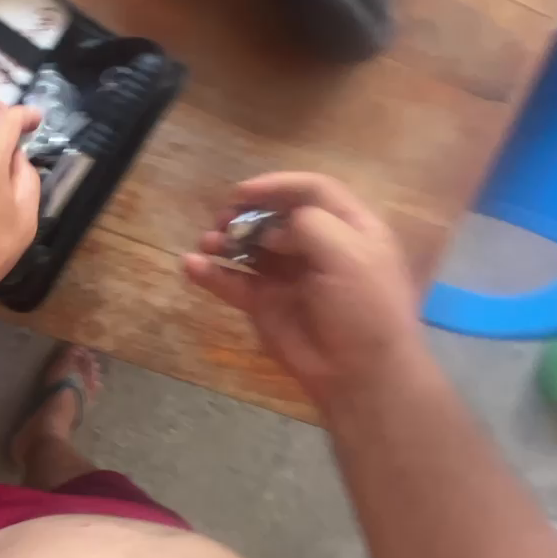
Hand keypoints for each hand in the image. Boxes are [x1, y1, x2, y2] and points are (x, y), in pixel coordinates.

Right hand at [183, 172, 426, 403]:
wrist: (358, 371)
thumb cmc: (364, 308)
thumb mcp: (349, 255)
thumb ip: (308, 228)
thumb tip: (269, 232)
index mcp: (348, 228)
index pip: (311, 192)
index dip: (277, 186)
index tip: (242, 192)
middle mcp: (315, 247)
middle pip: (274, 218)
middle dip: (247, 214)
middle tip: (223, 220)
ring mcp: (287, 277)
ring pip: (249, 249)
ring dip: (225, 241)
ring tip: (207, 242)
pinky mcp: (264, 305)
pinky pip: (232, 283)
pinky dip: (210, 274)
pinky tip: (191, 266)